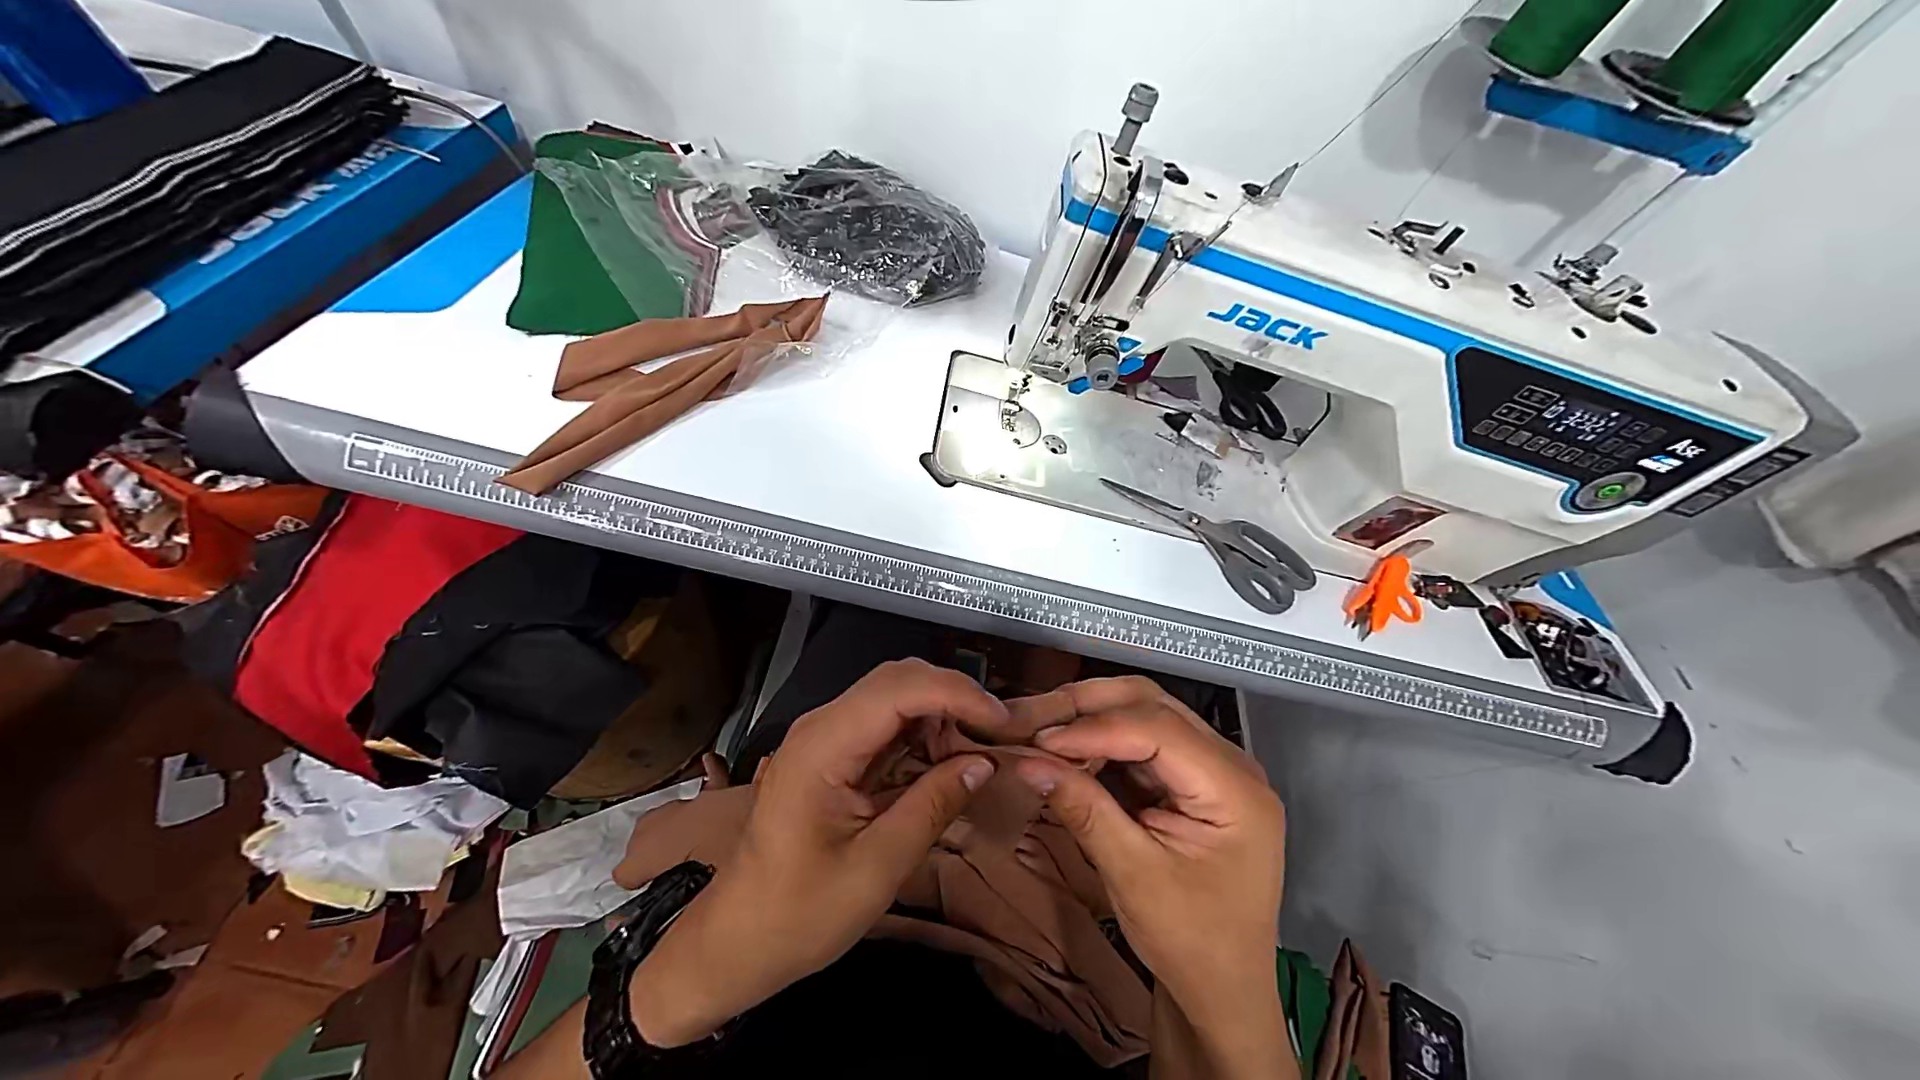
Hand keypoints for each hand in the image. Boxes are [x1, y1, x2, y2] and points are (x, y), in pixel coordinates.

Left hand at [630, 659, 1003, 1045]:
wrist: (736, 939)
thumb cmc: (799, 914)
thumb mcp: (877, 868)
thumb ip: (932, 806)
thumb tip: (983, 762)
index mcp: (823, 746)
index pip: (900, 688)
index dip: (957, 693)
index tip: (1002, 723)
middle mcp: (822, 726)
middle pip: (898, 679)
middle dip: (953, 697)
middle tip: (996, 736)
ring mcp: (825, 736)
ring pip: (895, 695)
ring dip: (940, 714)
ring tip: (975, 752)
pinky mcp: (833, 753)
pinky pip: (886, 723)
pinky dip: (923, 732)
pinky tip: (944, 761)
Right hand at [1008, 677, 1291, 1078]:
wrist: (1222, 990)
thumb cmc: (1190, 943)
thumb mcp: (1134, 877)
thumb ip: (1084, 810)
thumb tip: (1028, 761)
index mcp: (1235, 789)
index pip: (1157, 729)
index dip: (1094, 728)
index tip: (1039, 739)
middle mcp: (1230, 763)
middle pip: (1152, 704)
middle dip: (1088, 706)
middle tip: (1033, 718)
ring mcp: (1211, 767)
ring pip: (1143, 713)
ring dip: (1091, 716)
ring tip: (1042, 729)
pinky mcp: (1188, 778)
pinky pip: (1140, 740)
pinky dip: (1099, 740)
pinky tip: (1067, 749)